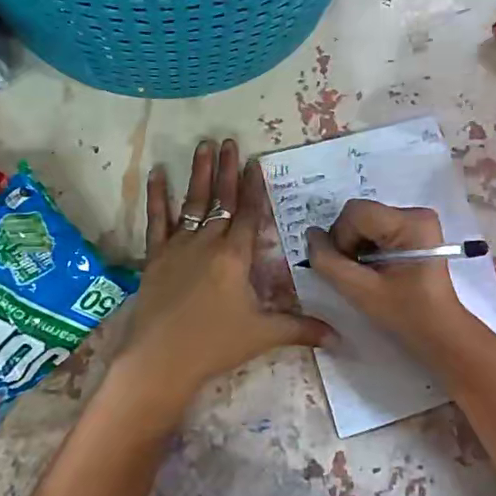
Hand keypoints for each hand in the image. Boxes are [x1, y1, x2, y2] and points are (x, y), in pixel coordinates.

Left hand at [113, 140, 331, 415]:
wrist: (161, 356)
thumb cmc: (214, 344)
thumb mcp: (262, 335)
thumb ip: (300, 328)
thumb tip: (341, 336)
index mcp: (235, 257)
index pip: (249, 215)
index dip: (254, 188)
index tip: (256, 161)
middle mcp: (207, 243)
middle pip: (221, 200)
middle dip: (227, 169)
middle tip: (228, 140)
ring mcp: (178, 246)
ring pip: (191, 202)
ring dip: (199, 173)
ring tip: (203, 145)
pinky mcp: (155, 256)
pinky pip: (156, 220)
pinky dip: (156, 196)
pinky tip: (156, 173)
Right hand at [304, 201, 469, 335]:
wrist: (438, 331)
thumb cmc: (404, 313)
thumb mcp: (358, 290)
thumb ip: (327, 260)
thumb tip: (310, 234)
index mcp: (411, 223)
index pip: (354, 213)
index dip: (341, 238)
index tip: (350, 268)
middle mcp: (416, 213)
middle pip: (358, 214)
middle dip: (348, 241)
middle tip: (356, 271)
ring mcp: (416, 220)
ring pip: (363, 220)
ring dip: (355, 245)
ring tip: (366, 271)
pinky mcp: (413, 228)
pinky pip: (374, 227)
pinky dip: (365, 245)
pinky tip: (375, 267)